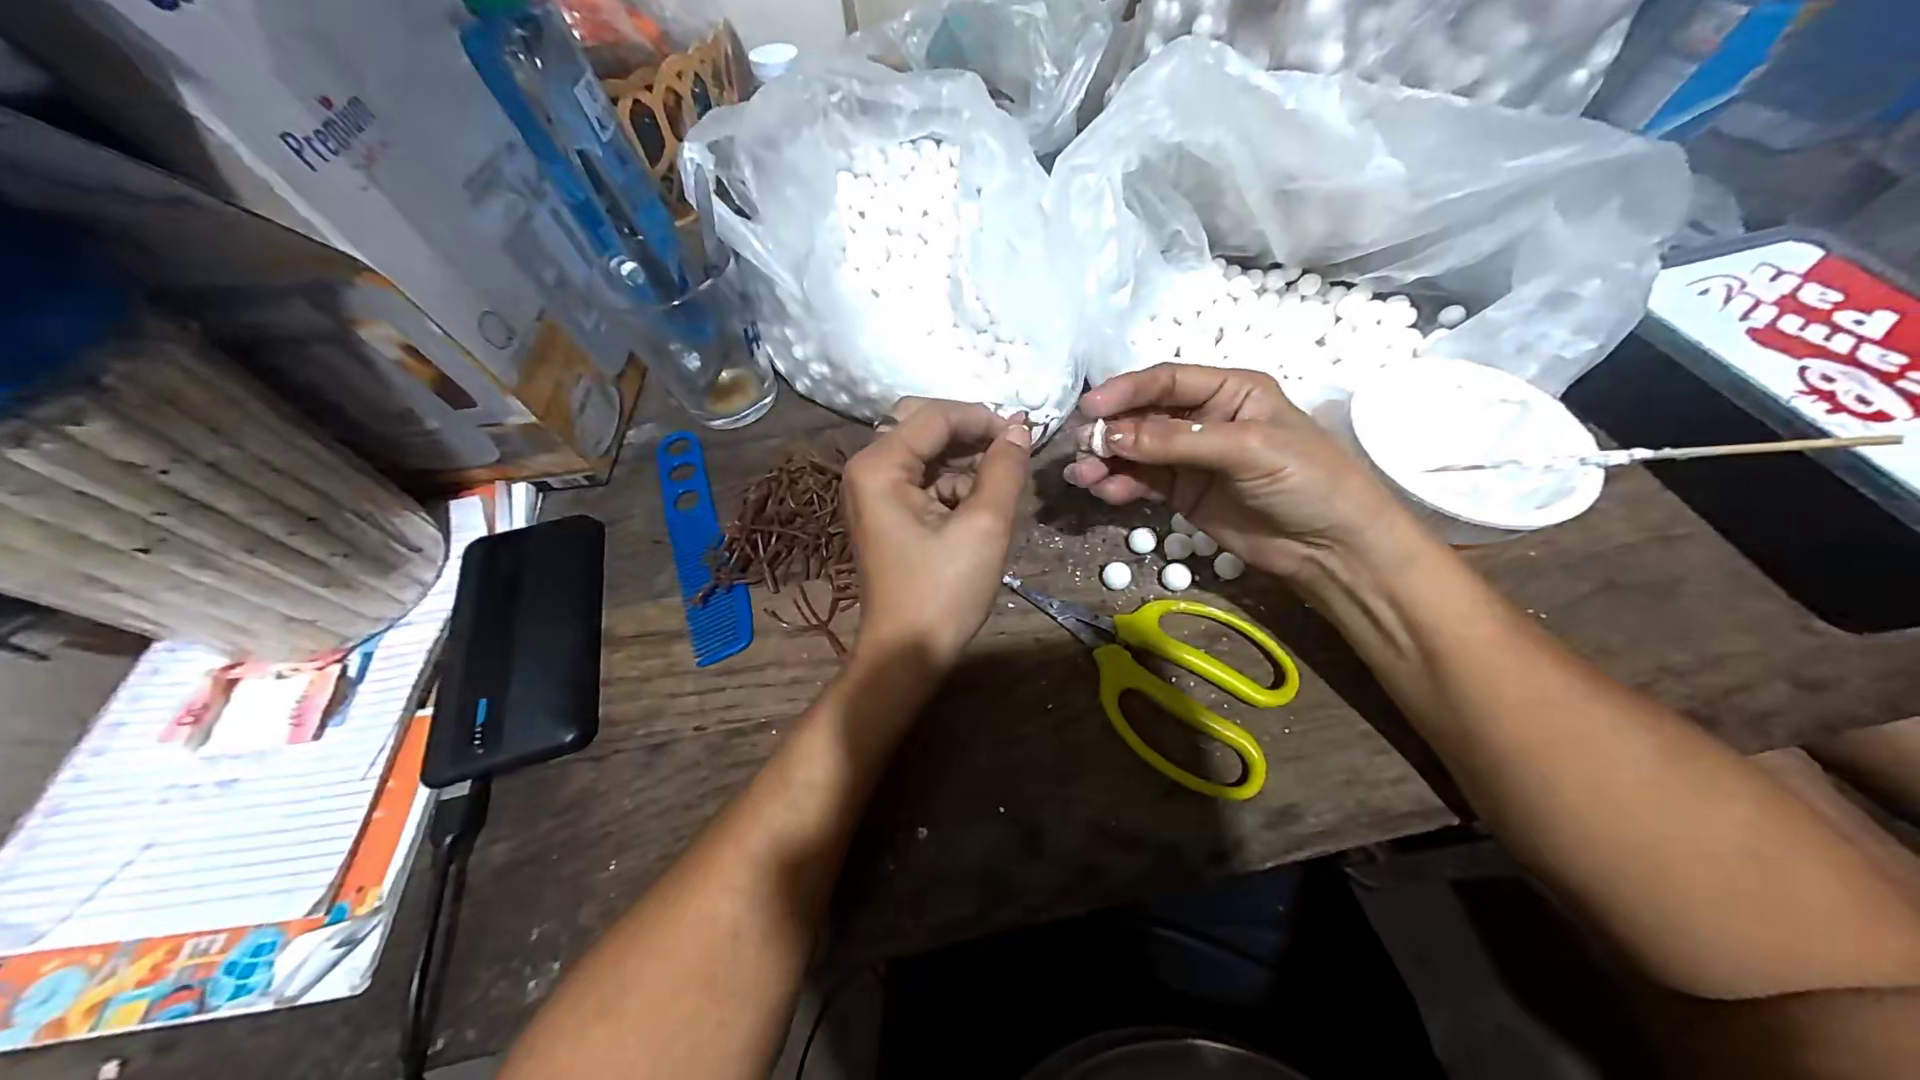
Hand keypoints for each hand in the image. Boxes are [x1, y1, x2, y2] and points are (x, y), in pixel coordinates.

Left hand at [843, 399, 1031, 668]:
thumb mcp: (984, 526)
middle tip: (1009, 452)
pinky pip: (922, 479)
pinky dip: (952, 484)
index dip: (982, 418)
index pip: (934, 416)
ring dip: (964, 461)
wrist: (907, 653)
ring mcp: (872, 492)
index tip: (1024, 435)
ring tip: (1000, 486)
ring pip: (924, 452)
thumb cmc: (943, 592)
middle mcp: (866, 470)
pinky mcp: (885, 513)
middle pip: (922, 425)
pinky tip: (980, 506)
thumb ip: (1004, 469)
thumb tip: (1020, 429)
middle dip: (969, 434)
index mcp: (878, 466)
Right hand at [1063, 364, 1413, 580]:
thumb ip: (1177, 440)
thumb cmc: (1306, 481)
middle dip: (1110, 430)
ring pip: (1135, 451)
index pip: (1167, 381)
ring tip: (1083, 475)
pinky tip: (1103, 493)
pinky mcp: (1182, 493)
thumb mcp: (1246, 449)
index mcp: (1229, 390)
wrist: (1331, 548)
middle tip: (1082, 448)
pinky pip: (1141, 482)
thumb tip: (1112, 436)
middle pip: (1144, 416)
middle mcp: (1204, 417)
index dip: (1127, 391)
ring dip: (1107, 460)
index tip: (1091, 408)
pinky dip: (1119, 486)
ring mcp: (1190, 457)